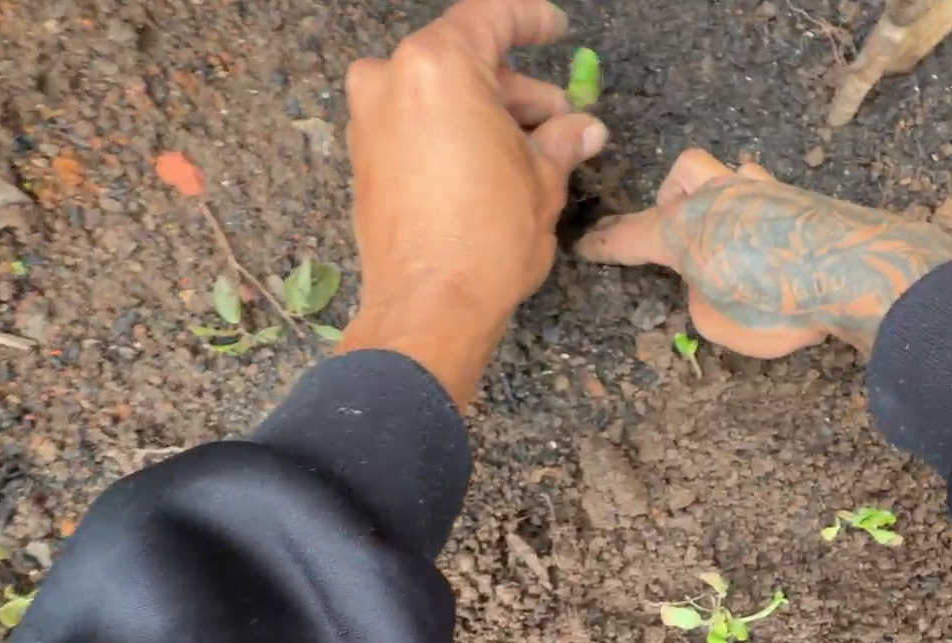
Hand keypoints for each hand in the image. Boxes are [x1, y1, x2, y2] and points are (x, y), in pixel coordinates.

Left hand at [339, 0, 607, 405]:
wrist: (430, 306)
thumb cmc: (490, 239)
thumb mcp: (542, 184)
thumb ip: (561, 142)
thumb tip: (586, 128)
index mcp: (439, 67)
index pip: (490, 20)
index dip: (531, 22)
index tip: (558, 29)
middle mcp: (392, 79)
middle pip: (466, 66)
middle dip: (518, 93)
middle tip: (561, 124)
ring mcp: (371, 121)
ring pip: (441, 100)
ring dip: (488, 119)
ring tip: (533, 155)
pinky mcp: (366, 161)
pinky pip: (417, 130)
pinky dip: (454, 139)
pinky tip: (491, 170)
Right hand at [575, 150, 951, 355]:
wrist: (852, 274)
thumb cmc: (773, 306)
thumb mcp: (717, 324)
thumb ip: (702, 299)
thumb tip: (712, 282)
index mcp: (684, 230)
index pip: (631, 235)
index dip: (606, 243)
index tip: (587, 246)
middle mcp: (718, 198)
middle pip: (681, 174)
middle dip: (670, 199)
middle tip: (676, 234)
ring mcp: (763, 190)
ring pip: (727, 171)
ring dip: (718, 198)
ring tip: (727, 234)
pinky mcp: (800, 198)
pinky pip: (768, 191)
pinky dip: (759, 212)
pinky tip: (772, 237)